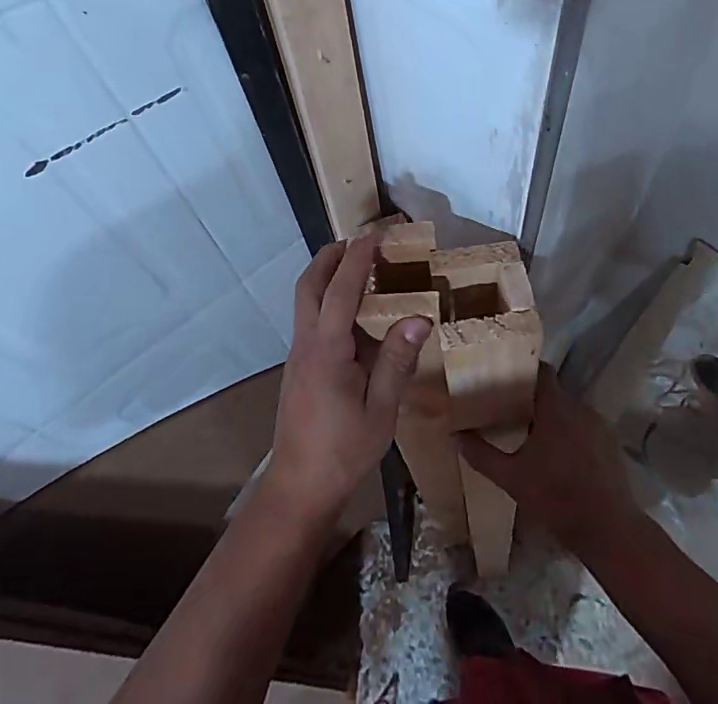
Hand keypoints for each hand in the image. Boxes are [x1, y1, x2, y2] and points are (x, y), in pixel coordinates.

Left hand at [264, 236, 431, 524]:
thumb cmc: (343, 450)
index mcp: (327, 349)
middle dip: (329, 257)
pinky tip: (353, 317)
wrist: (299, 484)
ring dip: (326, 277)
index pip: (341, 290)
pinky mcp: (298, 368)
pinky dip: (327, 302)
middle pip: (309, 285)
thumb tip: (419, 319)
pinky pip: (310, 321)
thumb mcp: (381, 410)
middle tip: (358, 243)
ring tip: (357, 270)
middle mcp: (306, 343)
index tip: (375, 234)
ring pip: (305, 302)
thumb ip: (397, 361)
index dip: (358, 258)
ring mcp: (297, 355)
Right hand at [458, 365, 649, 556]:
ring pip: (570, 411)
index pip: (541, 371)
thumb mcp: (511, 478)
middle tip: (509, 409)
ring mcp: (600, 427)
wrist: (609, 531)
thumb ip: (481, 454)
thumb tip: (455, 435)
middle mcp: (581, 409)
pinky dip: (570, 432)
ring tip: (531, 433)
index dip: (523, 370)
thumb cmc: (556, 498)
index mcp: (556, 409)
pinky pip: (585, 427)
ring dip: (552, 417)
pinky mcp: (611, 445)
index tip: (504, 377)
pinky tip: (558, 455)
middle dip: (533, 398)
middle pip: (554, 391)